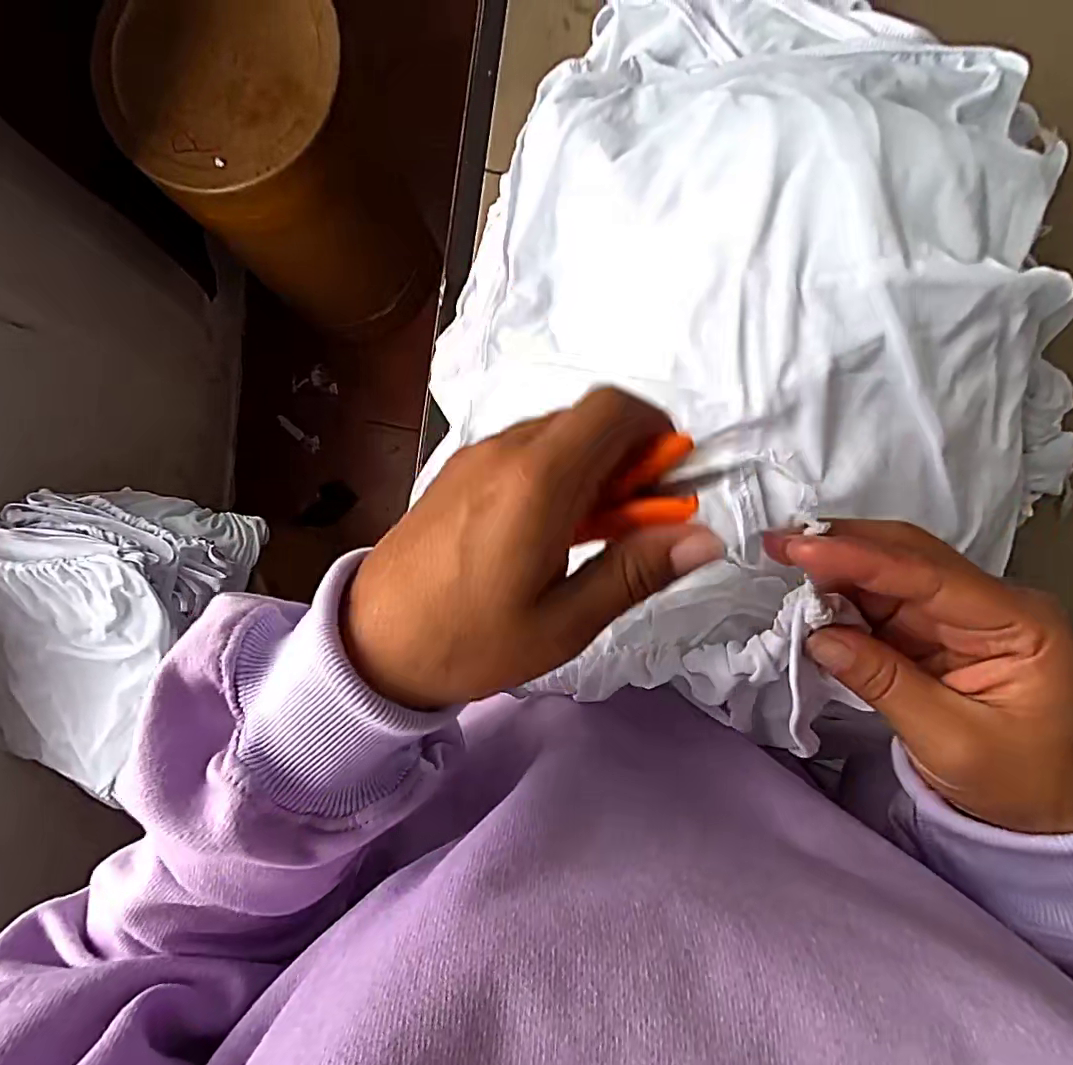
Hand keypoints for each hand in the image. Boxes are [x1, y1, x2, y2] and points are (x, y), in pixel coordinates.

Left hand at [342, 388, 724, 709]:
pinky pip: (530, 449)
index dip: (657, 430)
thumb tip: (705, 538)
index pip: (614, 410)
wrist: (368, 646)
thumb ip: (638, 569)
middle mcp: (508, 451)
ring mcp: (480, 455)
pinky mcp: (463, 469)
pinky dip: (564, 470)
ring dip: (599, 464)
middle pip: (591, 418)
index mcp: (538, 482)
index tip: (672, 479)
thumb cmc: (472, 641)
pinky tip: (559, 526)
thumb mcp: (567, 620)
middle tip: (644, 516)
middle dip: (633, 455)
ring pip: (562, 432)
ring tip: (602, 528)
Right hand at [769, 521, 1072, 833]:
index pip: (929, 574)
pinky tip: (814, 597)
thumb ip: (885, 682)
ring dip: (838, 570)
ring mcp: (959, 614)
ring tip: (786, 565)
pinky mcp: (934, 630)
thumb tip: (820, 636)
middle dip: (844, 546)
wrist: (1047, 813)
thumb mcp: (951, 743)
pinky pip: (882, 603)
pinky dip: (844, 599)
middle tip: (782, 544)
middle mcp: (989, 603)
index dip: (861, 557)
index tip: (803, 548)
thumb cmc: (1020, 784)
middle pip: (909, 557)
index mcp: (1018, 622)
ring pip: (890, 573)